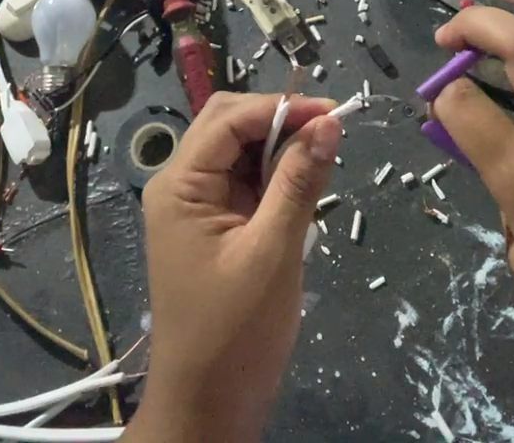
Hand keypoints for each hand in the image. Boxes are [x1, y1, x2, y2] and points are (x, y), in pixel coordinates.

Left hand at [124, 92, 340, 442]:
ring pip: (239, 149)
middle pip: (228, 124)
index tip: (334, 111)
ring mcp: (195, 204)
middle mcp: (180, 183)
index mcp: (179, 184)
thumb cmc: (236, 332)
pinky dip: (275, 174)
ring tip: (323, 155)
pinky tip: (304, 182)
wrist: (207, 405)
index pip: (229, 119)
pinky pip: (244, 179)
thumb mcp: (274, 252)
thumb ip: (299, 182)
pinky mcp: (212, 224)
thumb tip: (329, 123)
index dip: (281, 108)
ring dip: (279, 145)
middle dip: (279, 119)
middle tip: (330, 129)